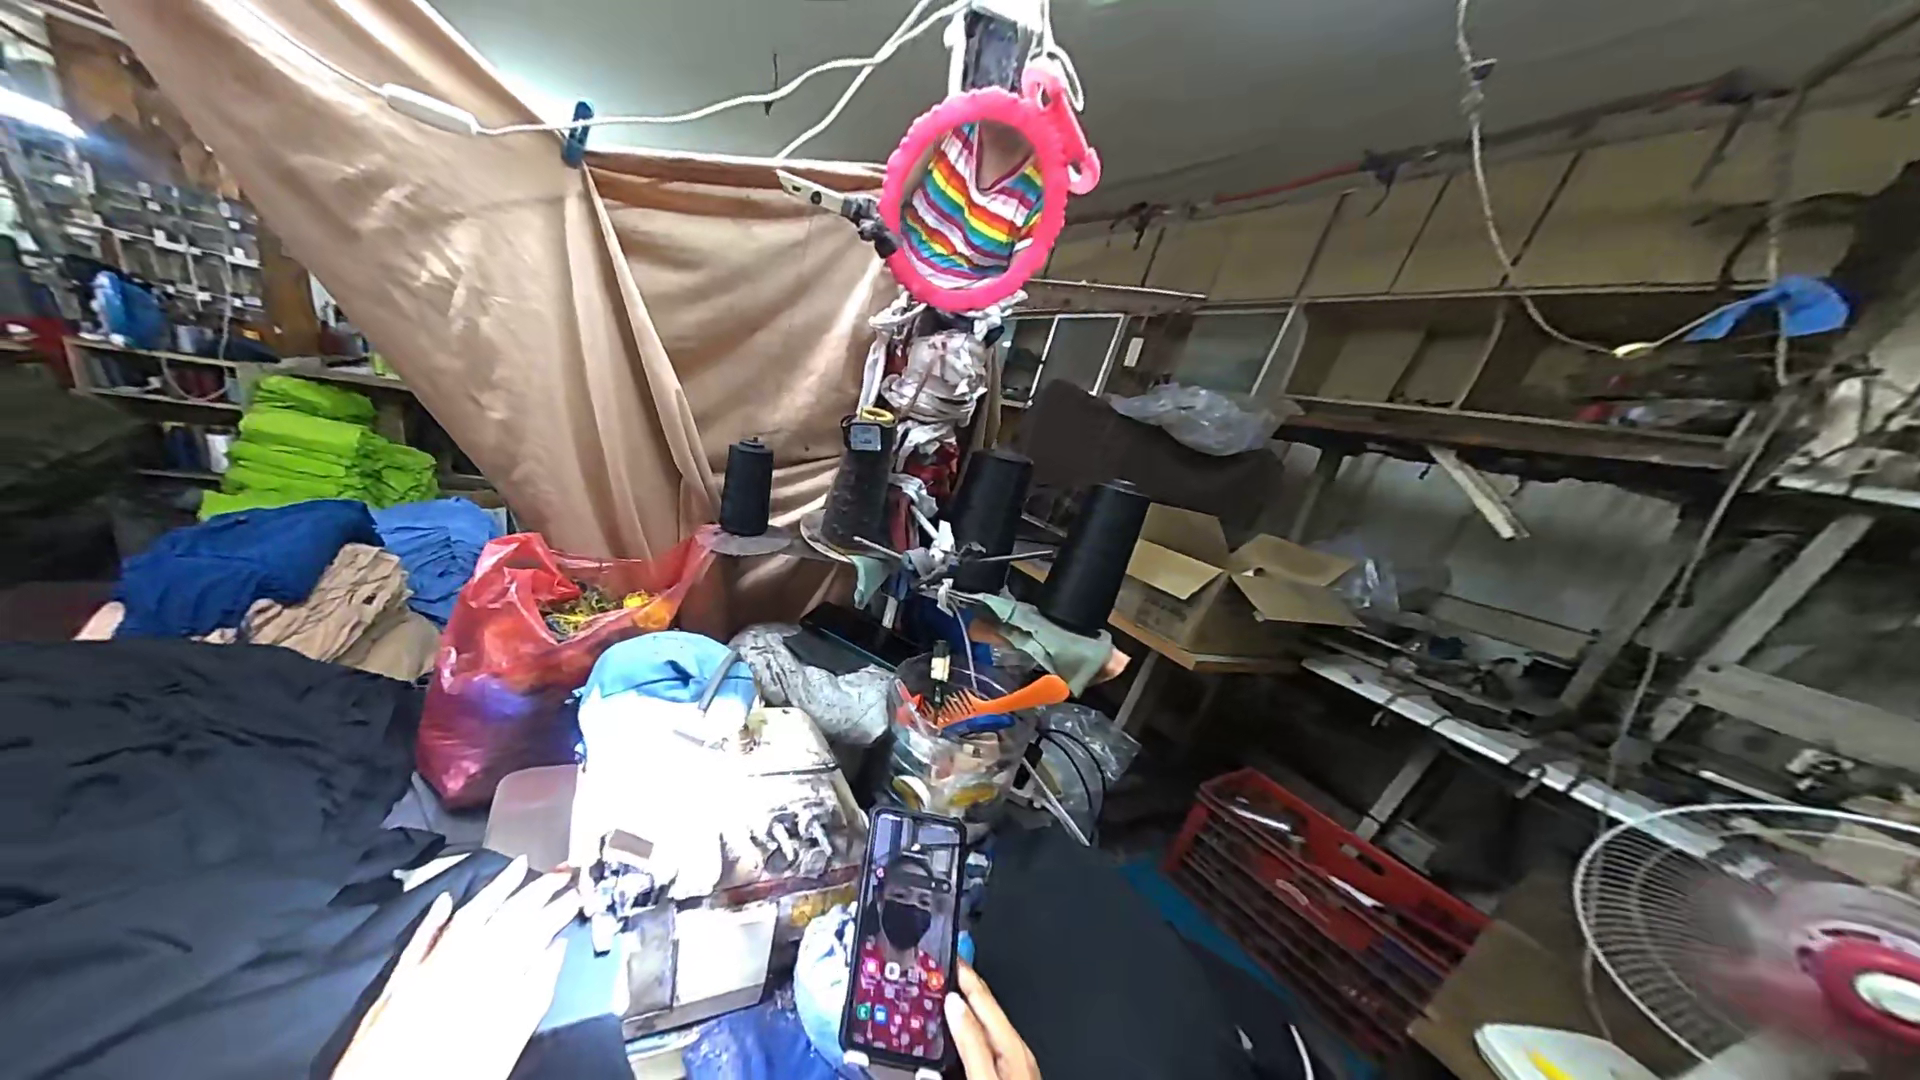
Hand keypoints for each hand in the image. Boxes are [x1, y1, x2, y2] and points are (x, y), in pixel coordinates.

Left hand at [332, 856, 580, 1079]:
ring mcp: (427, 969)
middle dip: (540, 888)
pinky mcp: (397, 986)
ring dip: (495, 889)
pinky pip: (418, 942)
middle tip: (563, 872)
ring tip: (518, 866)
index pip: (539, 925)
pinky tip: (445, 900)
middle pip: (508, 913)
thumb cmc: (460, 1074)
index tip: (580, 892)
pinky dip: (433, 919)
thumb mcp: (512, 1038)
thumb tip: (556, 949)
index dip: (563, 905)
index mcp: (497, 972)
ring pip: (468, 916)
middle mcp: (463, 961)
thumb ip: (537, 989)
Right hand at [944, 961, 1038, 1079]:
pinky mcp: (1009, 1076)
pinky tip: (963, 1032)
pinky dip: (972, 1028)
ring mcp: (1015, 1066)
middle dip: (966, 984)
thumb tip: (954, 1002)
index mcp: (1014, 1047)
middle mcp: (1017, 1053)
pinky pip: (987, 1042)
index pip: (984, 997)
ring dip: (967, 1006)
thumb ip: (971, 1041)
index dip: (965, 973)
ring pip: (986, 1025)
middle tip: (946, 968)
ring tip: (950, 993)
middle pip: (987, 1008)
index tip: (949, 955)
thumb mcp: (986, 1078)